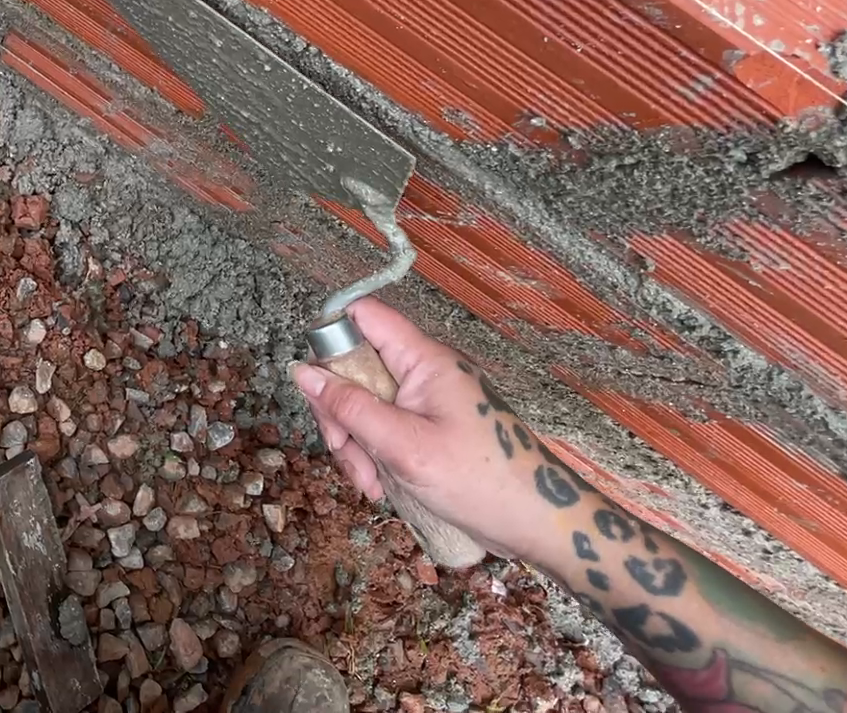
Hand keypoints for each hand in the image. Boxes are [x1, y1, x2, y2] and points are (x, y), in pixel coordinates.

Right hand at [290, 299, 577, 561]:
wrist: (545, 531)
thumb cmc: (481, 482)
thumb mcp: (404, 446)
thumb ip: (349, 407)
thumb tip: (301, 372)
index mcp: (423, 360)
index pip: (364, 315)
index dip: (330, 333)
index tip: (316, 380)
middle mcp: (421, 371)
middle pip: (353, 366)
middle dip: (338, 410)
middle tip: (344, 449)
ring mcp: (424, 400)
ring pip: (362, 401)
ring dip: (353, 439)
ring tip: (368, 482)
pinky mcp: (426, 426)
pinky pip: (380, 424)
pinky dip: (371, 452)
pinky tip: (380, 485)